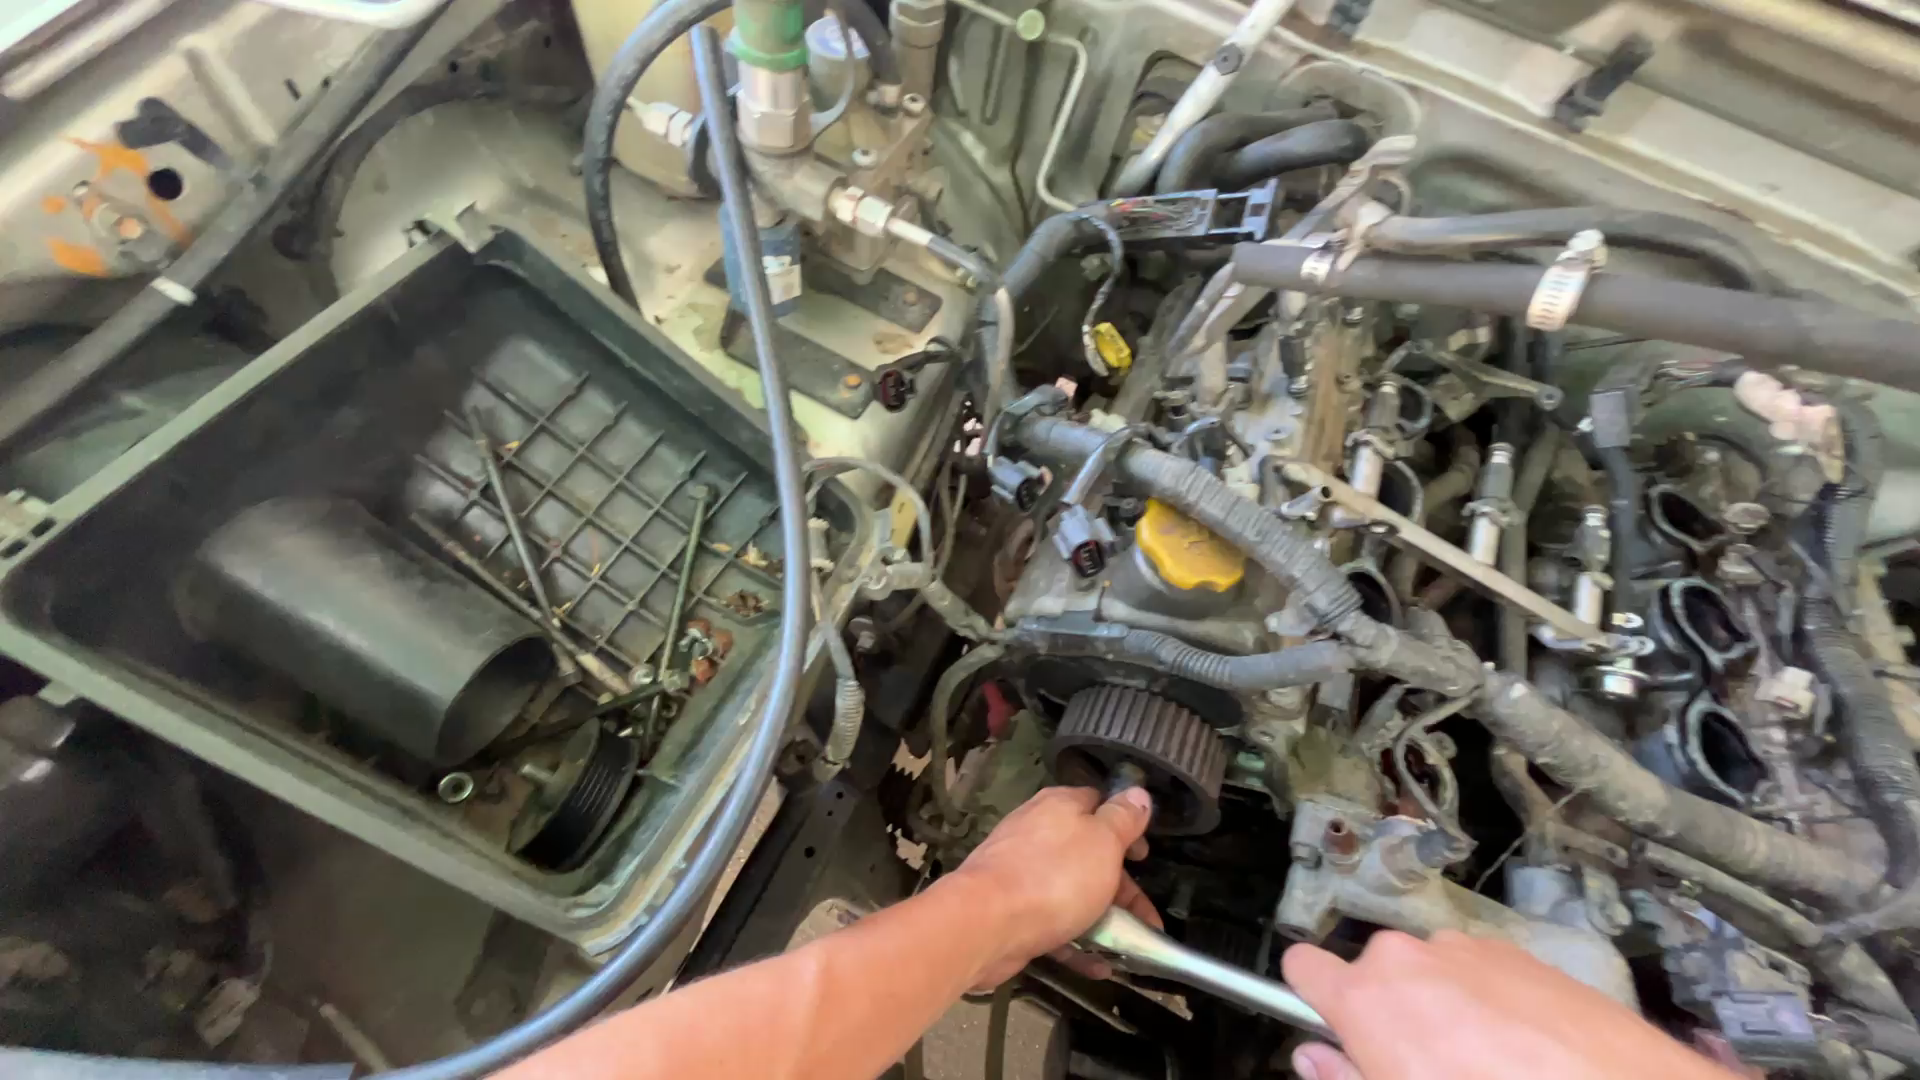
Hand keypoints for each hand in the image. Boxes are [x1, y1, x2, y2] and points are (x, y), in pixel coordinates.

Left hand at [943, 785, 1158, 986]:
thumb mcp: (1102, 841)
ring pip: (1072, 890)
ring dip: (1102, 917)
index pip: (1098, 804)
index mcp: (1060, 805)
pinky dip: (1077, 941)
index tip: (1143, 856)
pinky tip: (1098, 966)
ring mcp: (1022, 869)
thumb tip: (1138, 792)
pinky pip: (1053, 921)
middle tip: (1146, 917)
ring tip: (1129, 950)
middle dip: (1121, 886)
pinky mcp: (1013, 907)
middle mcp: (1039, 830)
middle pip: (1089, 852)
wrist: (987, 922)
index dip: (1126, 827)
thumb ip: (1122, 818)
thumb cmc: (1054, 875)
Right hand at [1282, 931, 1738, 1079]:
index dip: (1311, 994)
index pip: (1301, 964)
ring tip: (1496, 1066)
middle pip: (1372, 973)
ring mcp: (1460, 949)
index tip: (1334, 1026)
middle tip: (1431, 1069)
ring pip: (1429, 971)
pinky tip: (1534, 1052)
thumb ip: (1345, 1078)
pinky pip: (1480, 970)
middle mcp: (1402, 957)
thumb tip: (1314, 1058)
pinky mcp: (1515, 951)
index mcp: (1364, 997)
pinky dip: (1491, 1000)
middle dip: (1392, 1011)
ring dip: (1443, 1005)